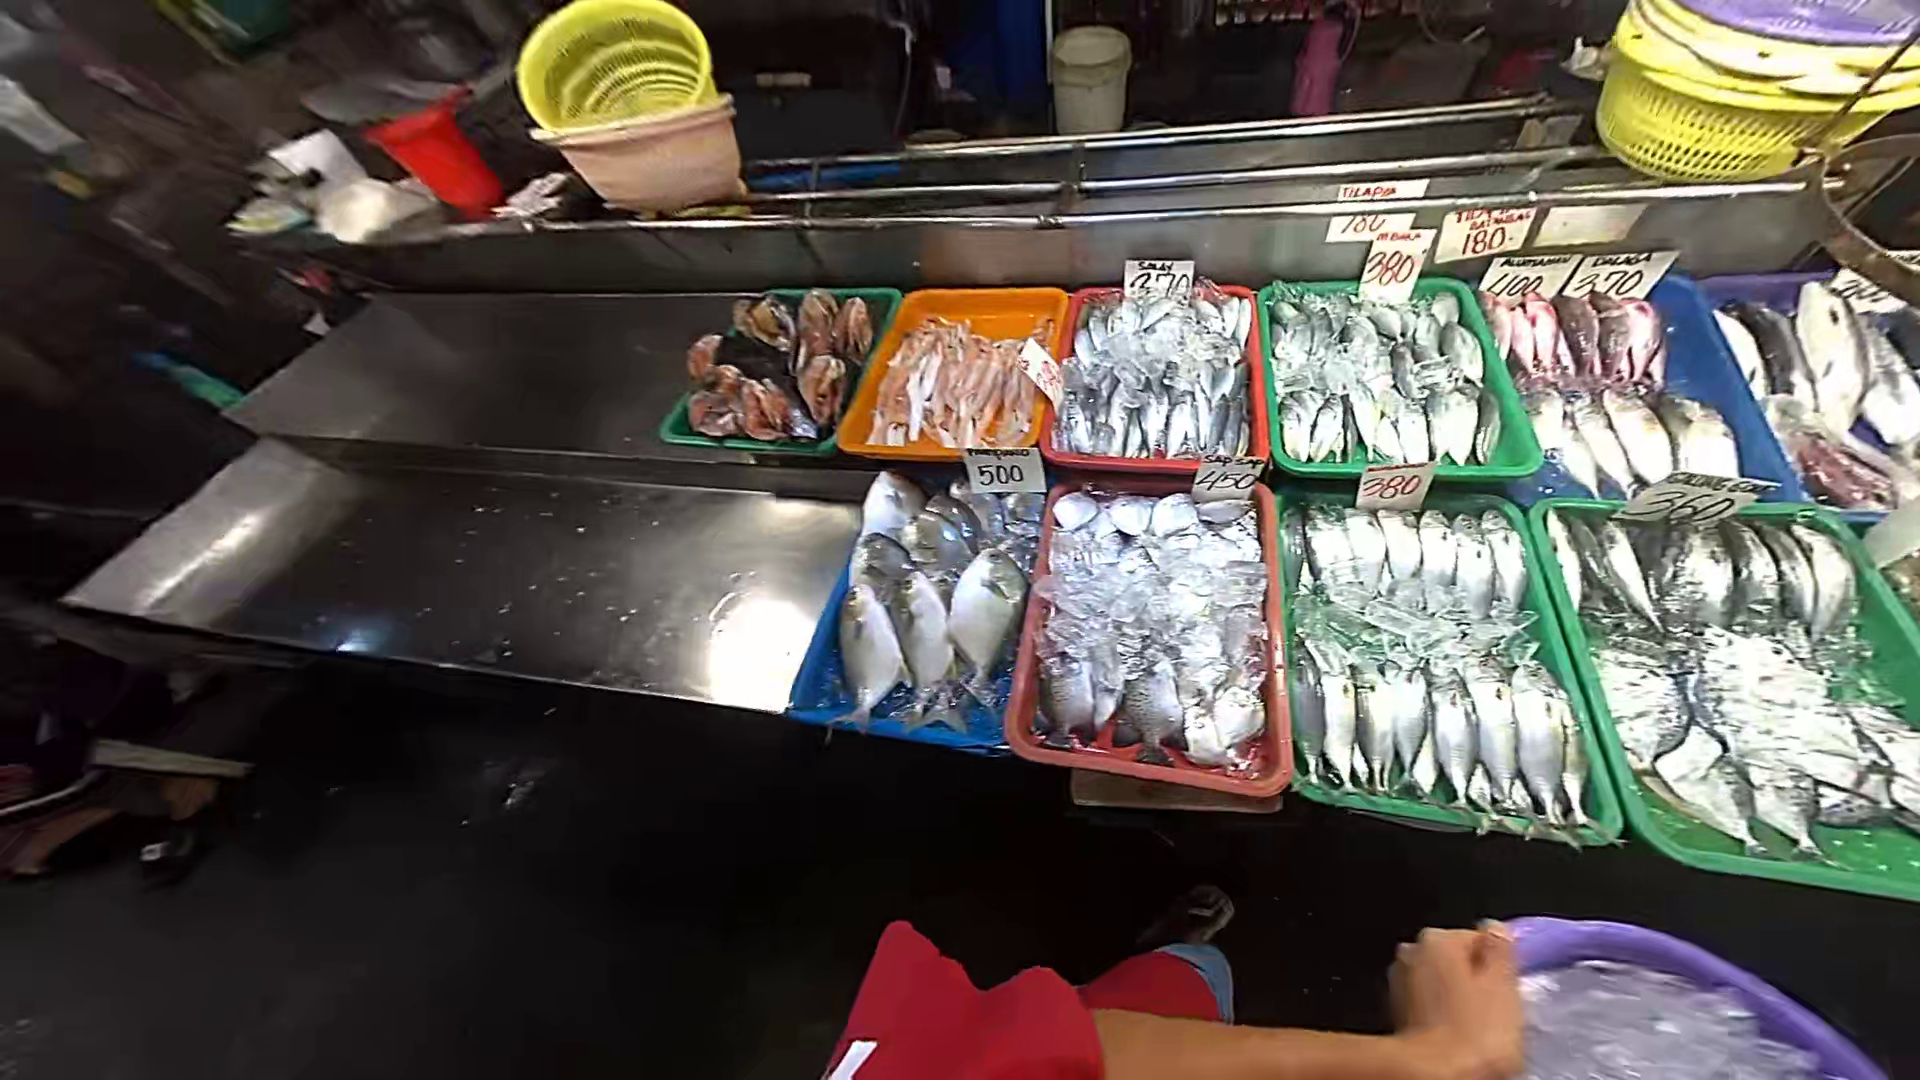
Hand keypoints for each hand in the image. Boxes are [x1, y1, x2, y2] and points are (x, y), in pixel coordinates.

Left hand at [1388, 923, 1522, 1079]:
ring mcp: (1400, 975)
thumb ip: (1499, 952)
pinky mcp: (1398, 1003)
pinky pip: (1429, 999)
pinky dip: (1444, 1010)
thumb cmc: (1475, 1031)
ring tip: (1481, 1027)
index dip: (1500, 964)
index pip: (1477, 938)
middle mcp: (1412, 949)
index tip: (1513, 989)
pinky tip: (1459, 1031)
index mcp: (1435, 939)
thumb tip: (1496, 927)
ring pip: (1442, 978)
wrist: (1435, 1069)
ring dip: (1460, 996)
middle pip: (1457, 958)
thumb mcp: (1502, 988)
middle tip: (1501, 1012)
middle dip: (1479, 980)